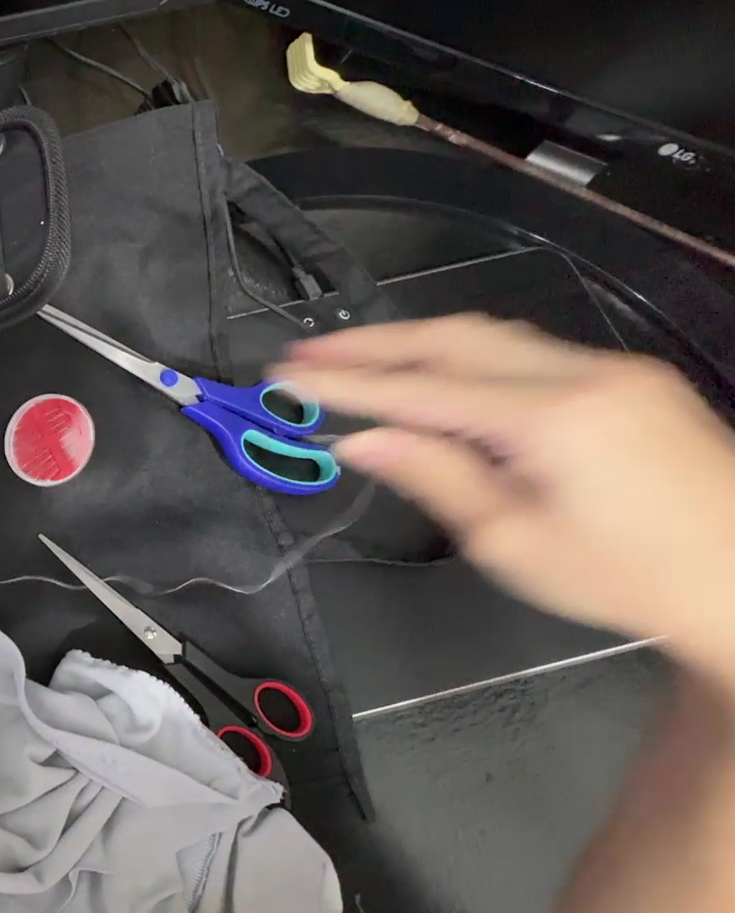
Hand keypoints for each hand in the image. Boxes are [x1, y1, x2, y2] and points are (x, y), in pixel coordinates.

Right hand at [273, 315, 734, 672]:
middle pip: (452, 338)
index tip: (286, 377)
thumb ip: (433, 476)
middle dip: (369, 343)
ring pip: (486, 335)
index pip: (419, 390)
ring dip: (408, 341)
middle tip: (302, 353)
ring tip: (346, 353)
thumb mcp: (510, 539)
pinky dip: (453, 354)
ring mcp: (609, 373)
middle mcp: (583, 377)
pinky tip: (422, 370)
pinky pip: (518, 351)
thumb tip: (362, 440)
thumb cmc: (626, 577)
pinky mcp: (622, 383)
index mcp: (552, 419)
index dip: (344, 383)